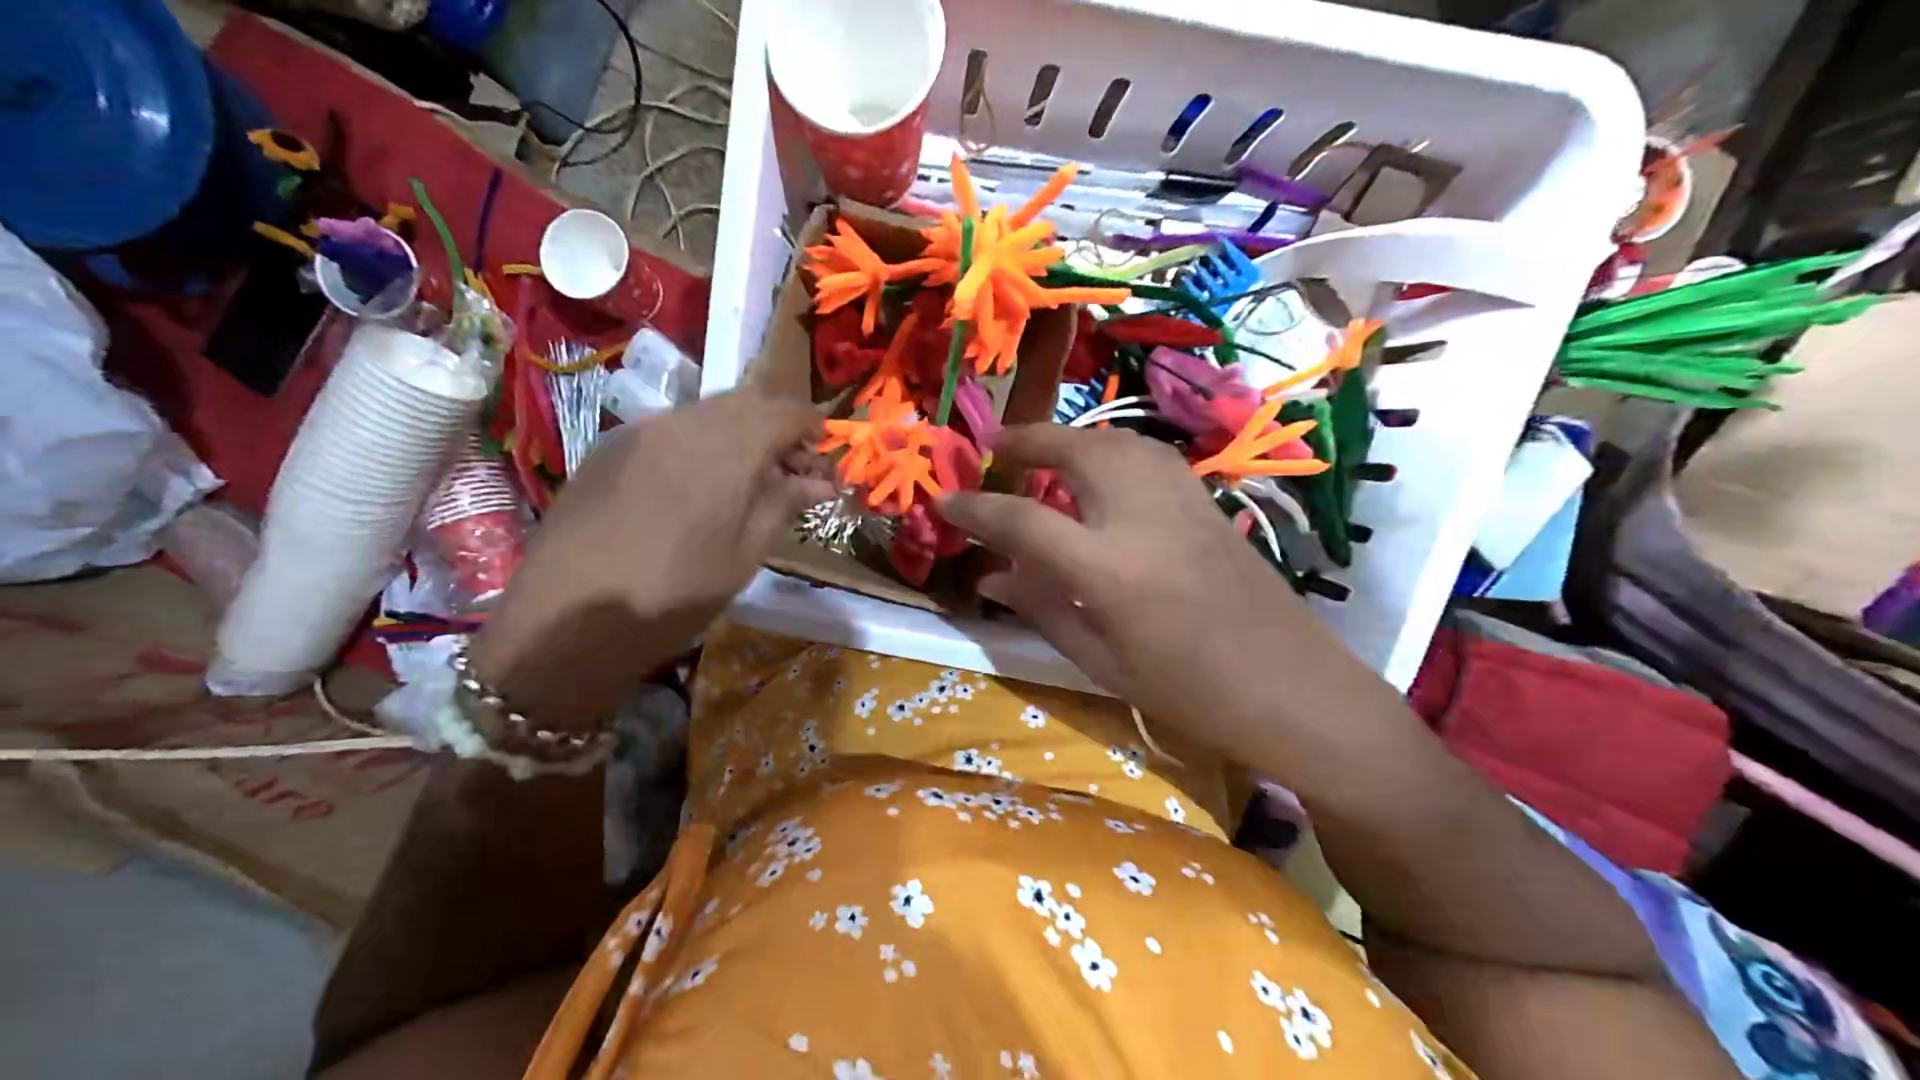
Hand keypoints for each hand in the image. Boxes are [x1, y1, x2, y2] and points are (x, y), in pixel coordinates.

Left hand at [472, 393, 828, 727]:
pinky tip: (696, 483)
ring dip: (738, 432)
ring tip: (746, 479)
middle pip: (746, 401)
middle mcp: (685, 423)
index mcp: (727, 449)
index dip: (811, 426)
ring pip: (706, 411)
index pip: (785, 411)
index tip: (823, 456)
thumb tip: (820, 482)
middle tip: (790, 470)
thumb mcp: (744, 555)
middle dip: (777, 426)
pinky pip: (670, 427)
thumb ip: (783, 505)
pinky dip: (700, 441)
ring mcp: (641, 430)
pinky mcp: (609, 446)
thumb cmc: (674, 593)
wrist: (567, 616)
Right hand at [939, 424, 1329, 739]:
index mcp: (1107, 569)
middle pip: (1075, 450)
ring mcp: (1181, 502)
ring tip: (1041, 450)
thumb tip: (991, 575)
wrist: (1292, 689)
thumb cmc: (1188, 692)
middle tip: (993, 445)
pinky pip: (1147, 456)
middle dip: (1027, 439)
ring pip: (1116, 441)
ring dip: (1071, 436)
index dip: (976, 508)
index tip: (945, 500)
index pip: (1023, 521)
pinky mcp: (1207, 502)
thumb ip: (1041, 608)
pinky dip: (1111, 449)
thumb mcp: (1101, 661)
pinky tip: (1100, 471)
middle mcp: (1142, 517)